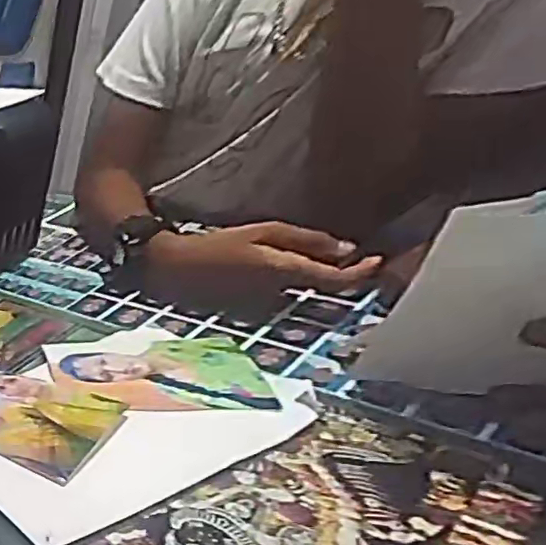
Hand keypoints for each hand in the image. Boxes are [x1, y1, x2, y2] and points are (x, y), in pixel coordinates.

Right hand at [144, 223, 383, 305]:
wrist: (168, 268)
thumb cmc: (214, 245)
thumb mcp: (263, 232)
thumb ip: (307, 241)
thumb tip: (347, 250)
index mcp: (283, 272)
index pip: (337, 280)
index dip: (362, 272)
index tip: (377, 260)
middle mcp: (275, 294)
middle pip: (313, 285)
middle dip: (322, 271)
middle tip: (327, 253)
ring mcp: (257, 307)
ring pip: (291, 292)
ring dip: (294, 278)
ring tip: (280, 260)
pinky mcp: (240, 312)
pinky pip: (268, 299)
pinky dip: (272, 287)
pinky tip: (254, 274)